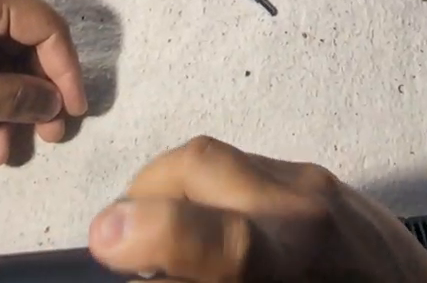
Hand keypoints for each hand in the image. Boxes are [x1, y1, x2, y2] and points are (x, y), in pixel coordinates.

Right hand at [87, 136, 426, 281]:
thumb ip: (212, 278)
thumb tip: (159, 270)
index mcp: (294, 263)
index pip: (222, 240)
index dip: (154, 232)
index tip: (104, 235)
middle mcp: (305, 207)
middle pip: (203, 161)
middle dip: (145, 188)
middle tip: (124, 235)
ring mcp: (315, 180)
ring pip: (221, 156)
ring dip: (179, 185)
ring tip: (170, 232)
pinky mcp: (322, 173)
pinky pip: (250, 164)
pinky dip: (216, 187)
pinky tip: (220, 225)